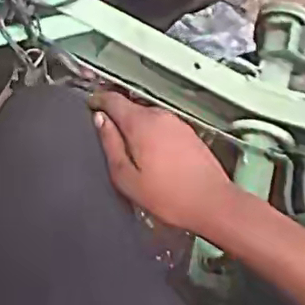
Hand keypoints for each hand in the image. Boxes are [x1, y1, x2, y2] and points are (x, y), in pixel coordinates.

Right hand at [90, 91, 236, 230]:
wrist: (214, 205)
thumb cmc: (170, 196)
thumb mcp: (125, 176)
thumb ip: (110, 144)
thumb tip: (100, 121)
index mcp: (140, 123)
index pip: (112, 99)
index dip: (97, 100)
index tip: (90, 106)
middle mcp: (159, 116)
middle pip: (130, 106)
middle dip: (116, 118)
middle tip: (107, 138)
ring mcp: (176, 123)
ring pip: (146, 116)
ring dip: (135, 127)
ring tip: (131, 152)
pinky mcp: (189, 133)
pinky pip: (161, 126)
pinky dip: (152, 134)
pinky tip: (152, 157)